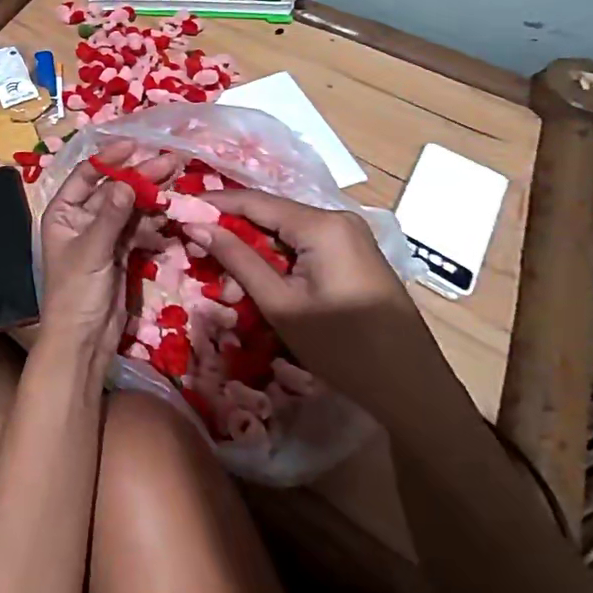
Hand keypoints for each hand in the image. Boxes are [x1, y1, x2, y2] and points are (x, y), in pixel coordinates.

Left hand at [36, 142, 178, 356]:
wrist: (83, 340)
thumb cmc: (75, 293)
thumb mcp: (91, 252)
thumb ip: (110, 217)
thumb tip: (127, 184)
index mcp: (63, 212)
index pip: (87, 175)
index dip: (110, 159)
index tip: (135, 145)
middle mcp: (81, 218)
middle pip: (113, 189)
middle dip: (139, 175)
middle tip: (170, 161)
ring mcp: (102, 235)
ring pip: (129, 208)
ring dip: (150, 197)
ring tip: (175, 183)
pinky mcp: (119, 253)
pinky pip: (137, 229)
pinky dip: (152, 223)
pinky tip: (168, 216)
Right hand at [184, 190, 422, 396]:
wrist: (414, 390)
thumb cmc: (344, 349)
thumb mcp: (281, 305)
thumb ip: (237, 259)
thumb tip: (196, 225)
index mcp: (322, 224)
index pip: (254, 201)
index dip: (213, 204)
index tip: (178, 209)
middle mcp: (337, 218)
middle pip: (270, 214)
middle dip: (232, 230)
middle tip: (195, 247)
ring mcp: (350, 236)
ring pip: (285, 231)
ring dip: (253, 248)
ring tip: (223, 272)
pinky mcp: (355, 254)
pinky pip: (304, 244)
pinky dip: (278, 258)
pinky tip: (259, 278)